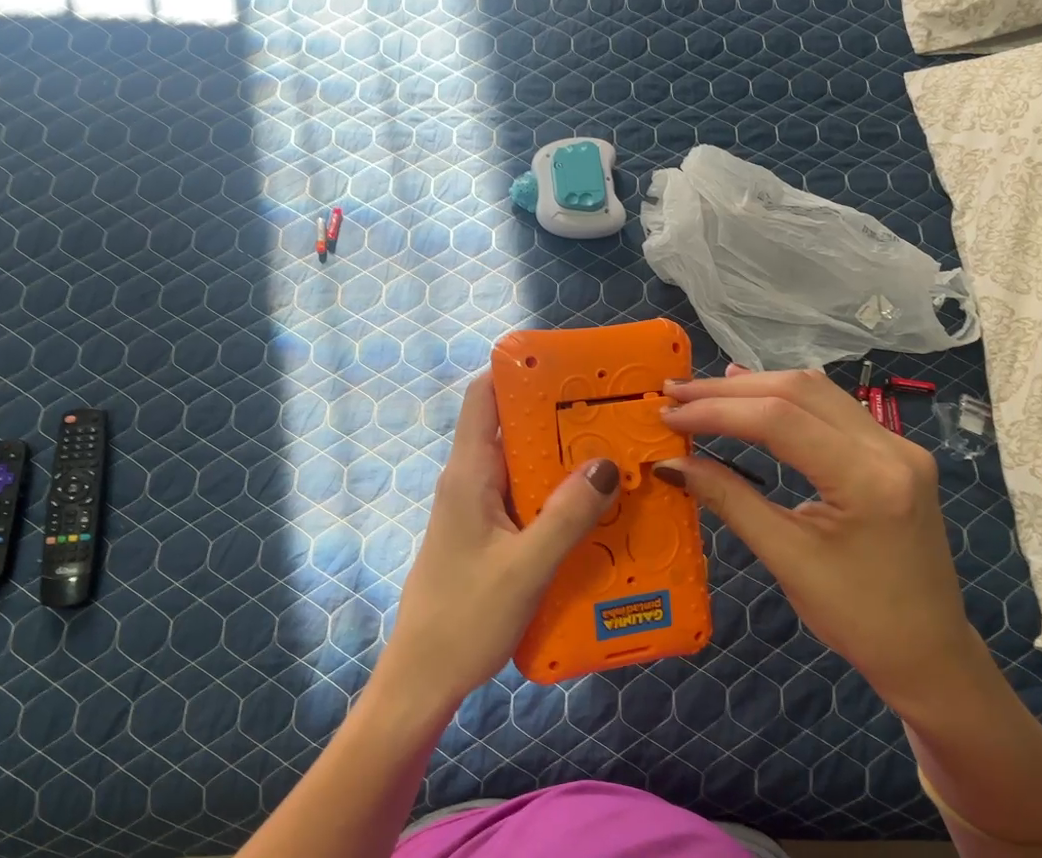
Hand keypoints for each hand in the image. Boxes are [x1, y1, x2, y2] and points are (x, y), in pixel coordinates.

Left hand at [378, 372, 619, 713]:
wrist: (423, 676)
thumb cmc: (466, 618)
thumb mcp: (527, 567)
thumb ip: (567, 515)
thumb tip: (606, 462)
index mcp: (468, 474)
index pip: (485, 397)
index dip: (518, 371)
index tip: (567, 364)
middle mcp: (469, 483)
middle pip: (512, 430)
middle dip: (559, 418)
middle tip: (614, 415)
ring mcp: (475, 511)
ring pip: (521, 469)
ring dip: (562, 462)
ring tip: (617, 460)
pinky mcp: (485, 538)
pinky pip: (523, 502)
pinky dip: (555, 499)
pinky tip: (594, 515)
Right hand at [656, 365, 980, 710]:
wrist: (929, 652)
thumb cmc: (858, 618)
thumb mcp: (786, 558)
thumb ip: (729, 500)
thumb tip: (671, 465)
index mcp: (869, 479)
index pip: (779, 420)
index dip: (717, 411)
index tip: (668, 417)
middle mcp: (891, 449)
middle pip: (799, 391)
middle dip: (730, 391)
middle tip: (676, 395)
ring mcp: (899, 447)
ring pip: (817, 392)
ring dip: (757, 388)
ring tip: (703, 394)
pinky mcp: (895, 454)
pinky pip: (833, 409)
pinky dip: (785, 401)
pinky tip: (752, 398)